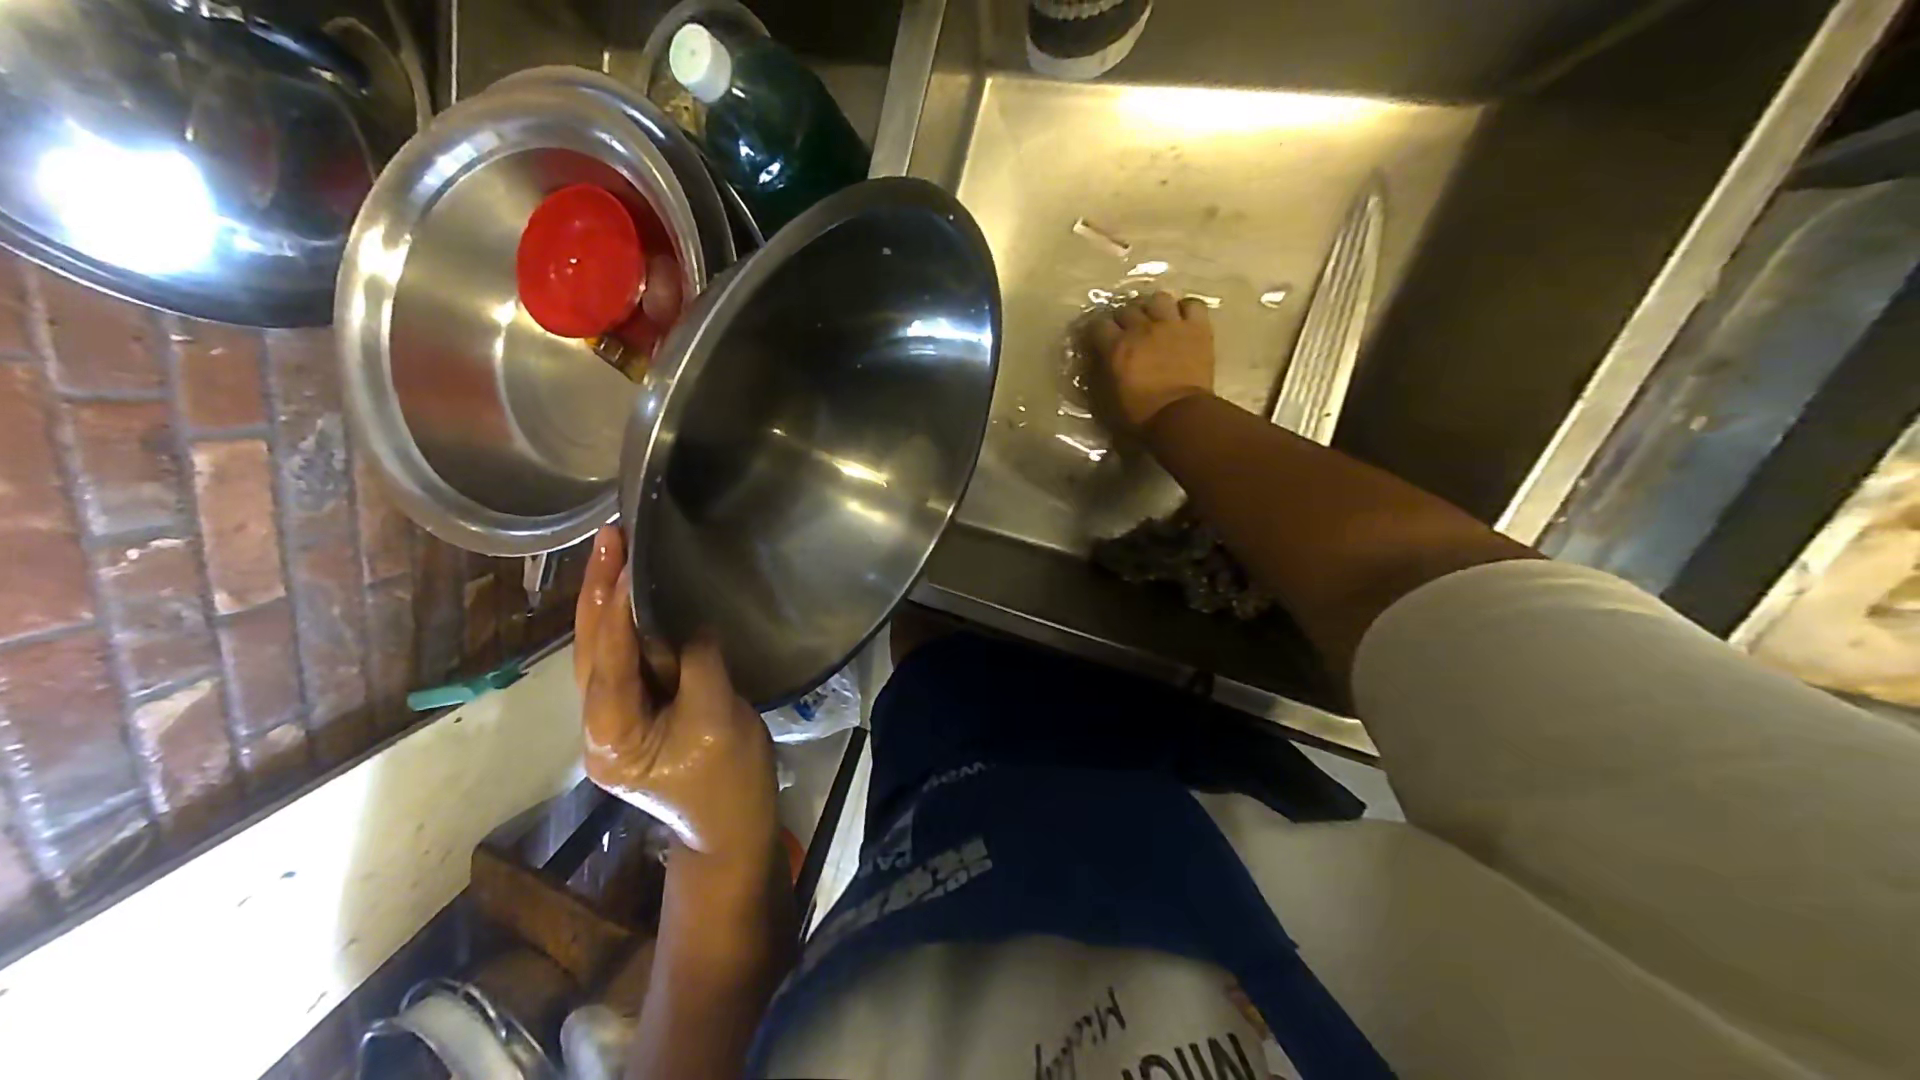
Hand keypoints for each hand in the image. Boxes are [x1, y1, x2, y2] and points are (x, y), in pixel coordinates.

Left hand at [574, 525, 776, 859]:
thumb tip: (686, 621)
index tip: (623, 555)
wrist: (731, 831)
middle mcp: (597, 727)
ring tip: (616, 553)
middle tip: (608, 538)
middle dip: (596, 591)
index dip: (614, 605)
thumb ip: (697, 664)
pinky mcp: (634, 717)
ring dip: (607, 604)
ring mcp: (613, 723)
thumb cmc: (729, 783)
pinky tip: (637, 598)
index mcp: (612, 735)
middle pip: (591, 649)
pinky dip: (629, 627)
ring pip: (603, 654)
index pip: (608, 658)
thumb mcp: (719, 720)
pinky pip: (626, 664)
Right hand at [1086, 290, 1216, 429]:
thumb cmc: (1140, 414)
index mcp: (1116, 347)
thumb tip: (1101, 361)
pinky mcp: (1197, 328)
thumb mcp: (1108, 398)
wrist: (1181, 416)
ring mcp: (1171, 324)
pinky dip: (1186, 309)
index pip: (1098, 325)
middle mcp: (1141, 328)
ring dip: (1153, 308)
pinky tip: (1182, 319)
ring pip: (1158, 299)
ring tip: (1155, 320)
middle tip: (1127, 332)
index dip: (1097, 331)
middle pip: (1127, 308)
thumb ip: (1103, 373)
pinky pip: (1192, 305)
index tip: (1099, 339)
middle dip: (1124, 319)